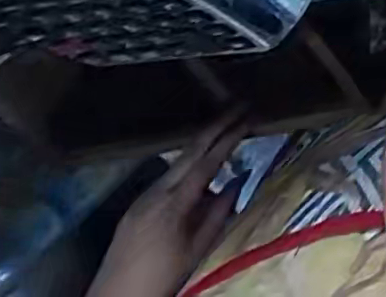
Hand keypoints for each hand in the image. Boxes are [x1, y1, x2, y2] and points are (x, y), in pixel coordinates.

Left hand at [87, 113, 245, 296]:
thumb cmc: (161, 280)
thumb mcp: (198, 248)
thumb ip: (220, 210)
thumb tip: (238, 180)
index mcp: (173, 205)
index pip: (208, 161)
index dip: (231, 137)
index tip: (251, 117)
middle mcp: (154, 196)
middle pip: (189, 152)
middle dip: (216, 126)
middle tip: (240, 105)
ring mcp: (140, 202)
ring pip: (177, 163)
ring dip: (203, 144)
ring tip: (226, 130)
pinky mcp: (134, 211)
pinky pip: (167, 178)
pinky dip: (188, 165)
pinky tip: (201, 169)